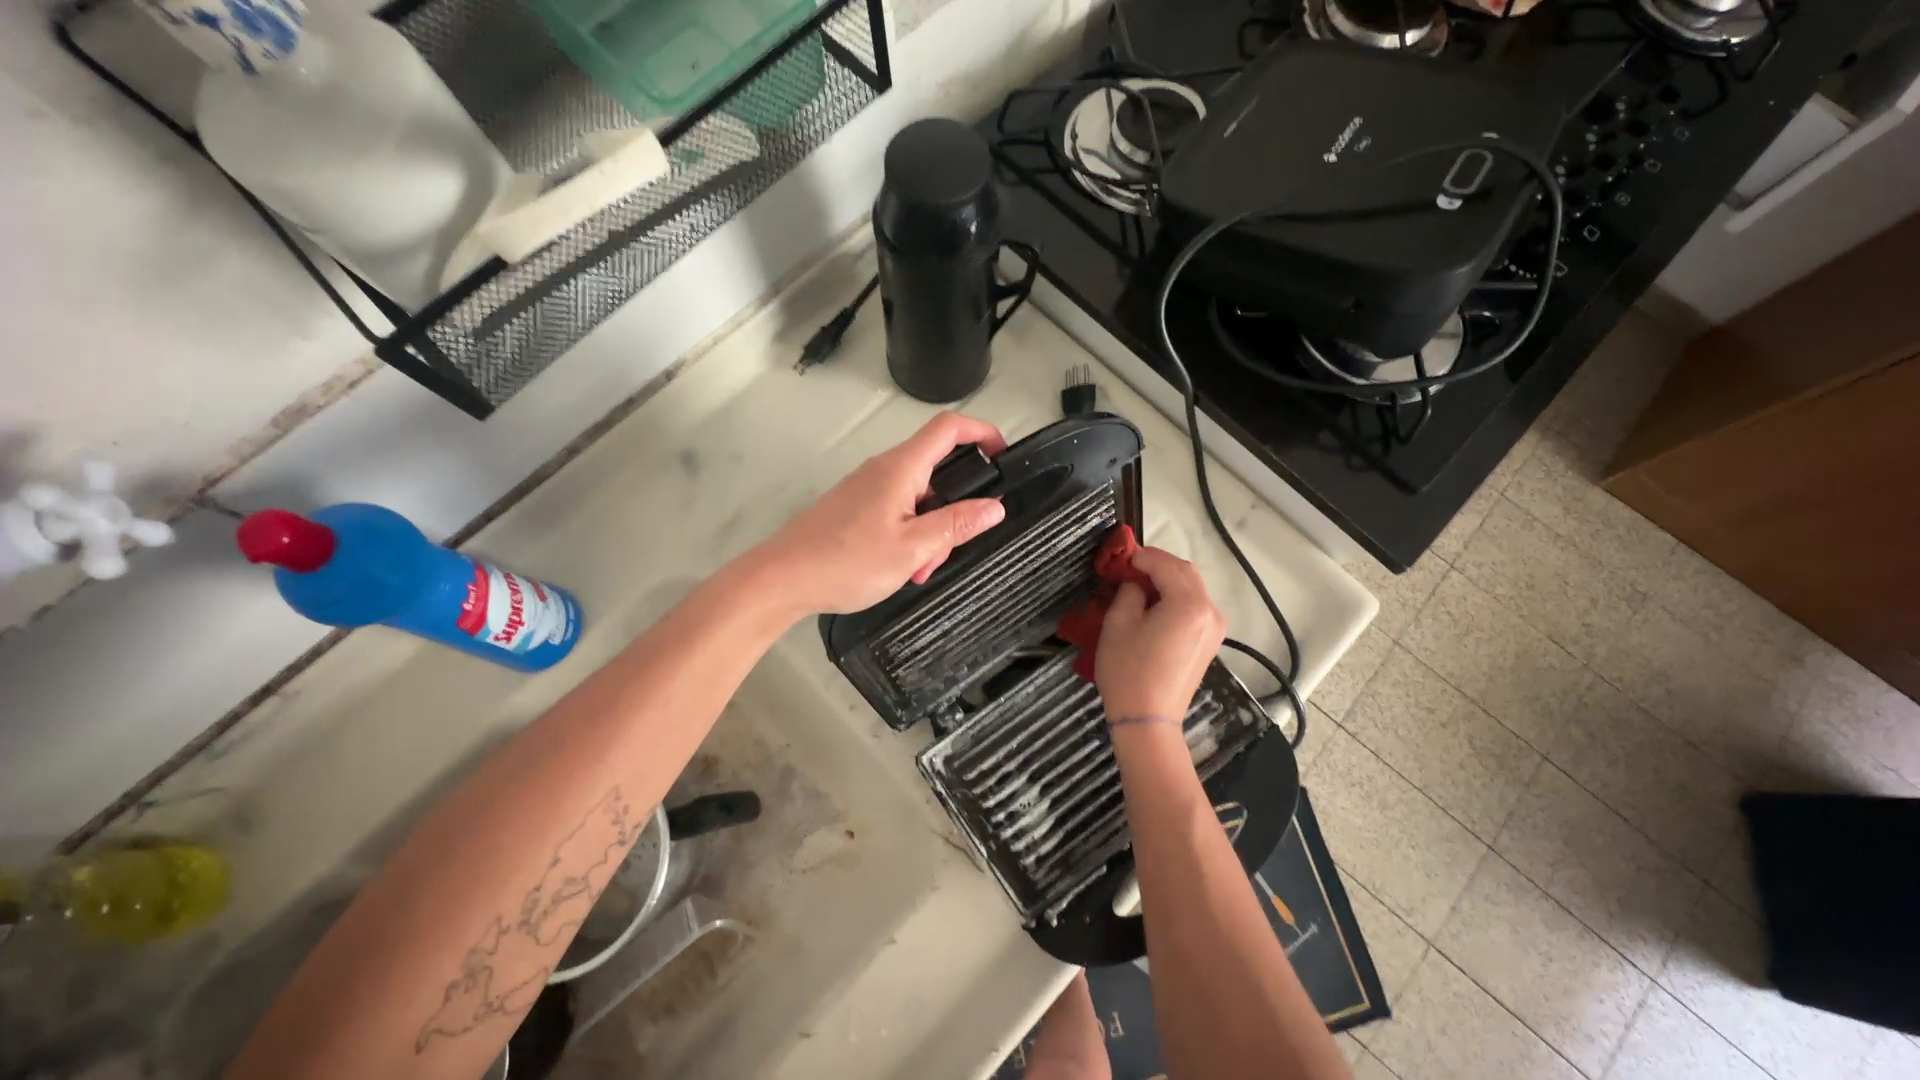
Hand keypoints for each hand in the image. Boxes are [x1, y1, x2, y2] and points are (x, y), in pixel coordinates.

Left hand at [754, 411, 1008, 615]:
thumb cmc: (847, 562)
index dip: (983, 433)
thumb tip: (995, 506)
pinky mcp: (854, 508)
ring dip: (930, 531)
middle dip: (955, 507)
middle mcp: (883, 470)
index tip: (1004, 457)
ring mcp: (866, 488)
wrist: (782, 579)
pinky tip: (899, 569)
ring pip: (917, 499)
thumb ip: (956, 524)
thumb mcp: (913, 548)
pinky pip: (896, 512)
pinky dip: (908, 537)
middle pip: (937, 470)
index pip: (949, 428)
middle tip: (951, 548)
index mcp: (901, 468)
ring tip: (919, 569)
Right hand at [1095, 546, 1224, 722]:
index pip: (1166, 565)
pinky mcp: (1210, 643)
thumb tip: (1136, 583)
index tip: (1121, 556)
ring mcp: (1215, 628)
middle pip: (1185, 572)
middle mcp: (1210, 611)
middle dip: (1158, 565)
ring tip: (1139, 586)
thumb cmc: (1128, 672)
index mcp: (1189, 604)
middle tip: (1129, 567)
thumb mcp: (1118, 624)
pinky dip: (1176, 599)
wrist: (1148, 720)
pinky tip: (1154, 606)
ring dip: (1168, 581)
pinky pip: (1195, 608)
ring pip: (1192, 589)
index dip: (1142, 556)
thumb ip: (1129, 592)